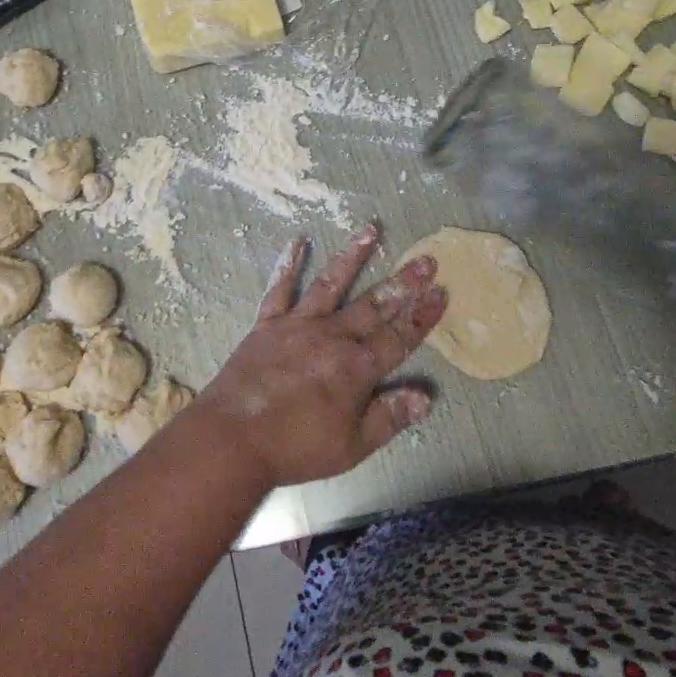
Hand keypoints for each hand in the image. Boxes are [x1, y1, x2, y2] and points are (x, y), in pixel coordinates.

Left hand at [191, 223, 447, 488]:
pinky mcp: (266, 325)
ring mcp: (297, 326)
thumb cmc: (295, 447)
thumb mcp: (352, 446)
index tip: (442, 292)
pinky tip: (298, 241)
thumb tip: (426, 396)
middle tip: (425, 257)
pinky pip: (279, 289)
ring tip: (371, 229)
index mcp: (356, 368)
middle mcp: (331, 337)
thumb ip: (390, 418)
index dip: (422, 317)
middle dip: (403, 282)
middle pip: (373, 306)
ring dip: (352, 256)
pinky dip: (289, 264)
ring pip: (331, 284)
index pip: (399, 338)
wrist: (233, 437)